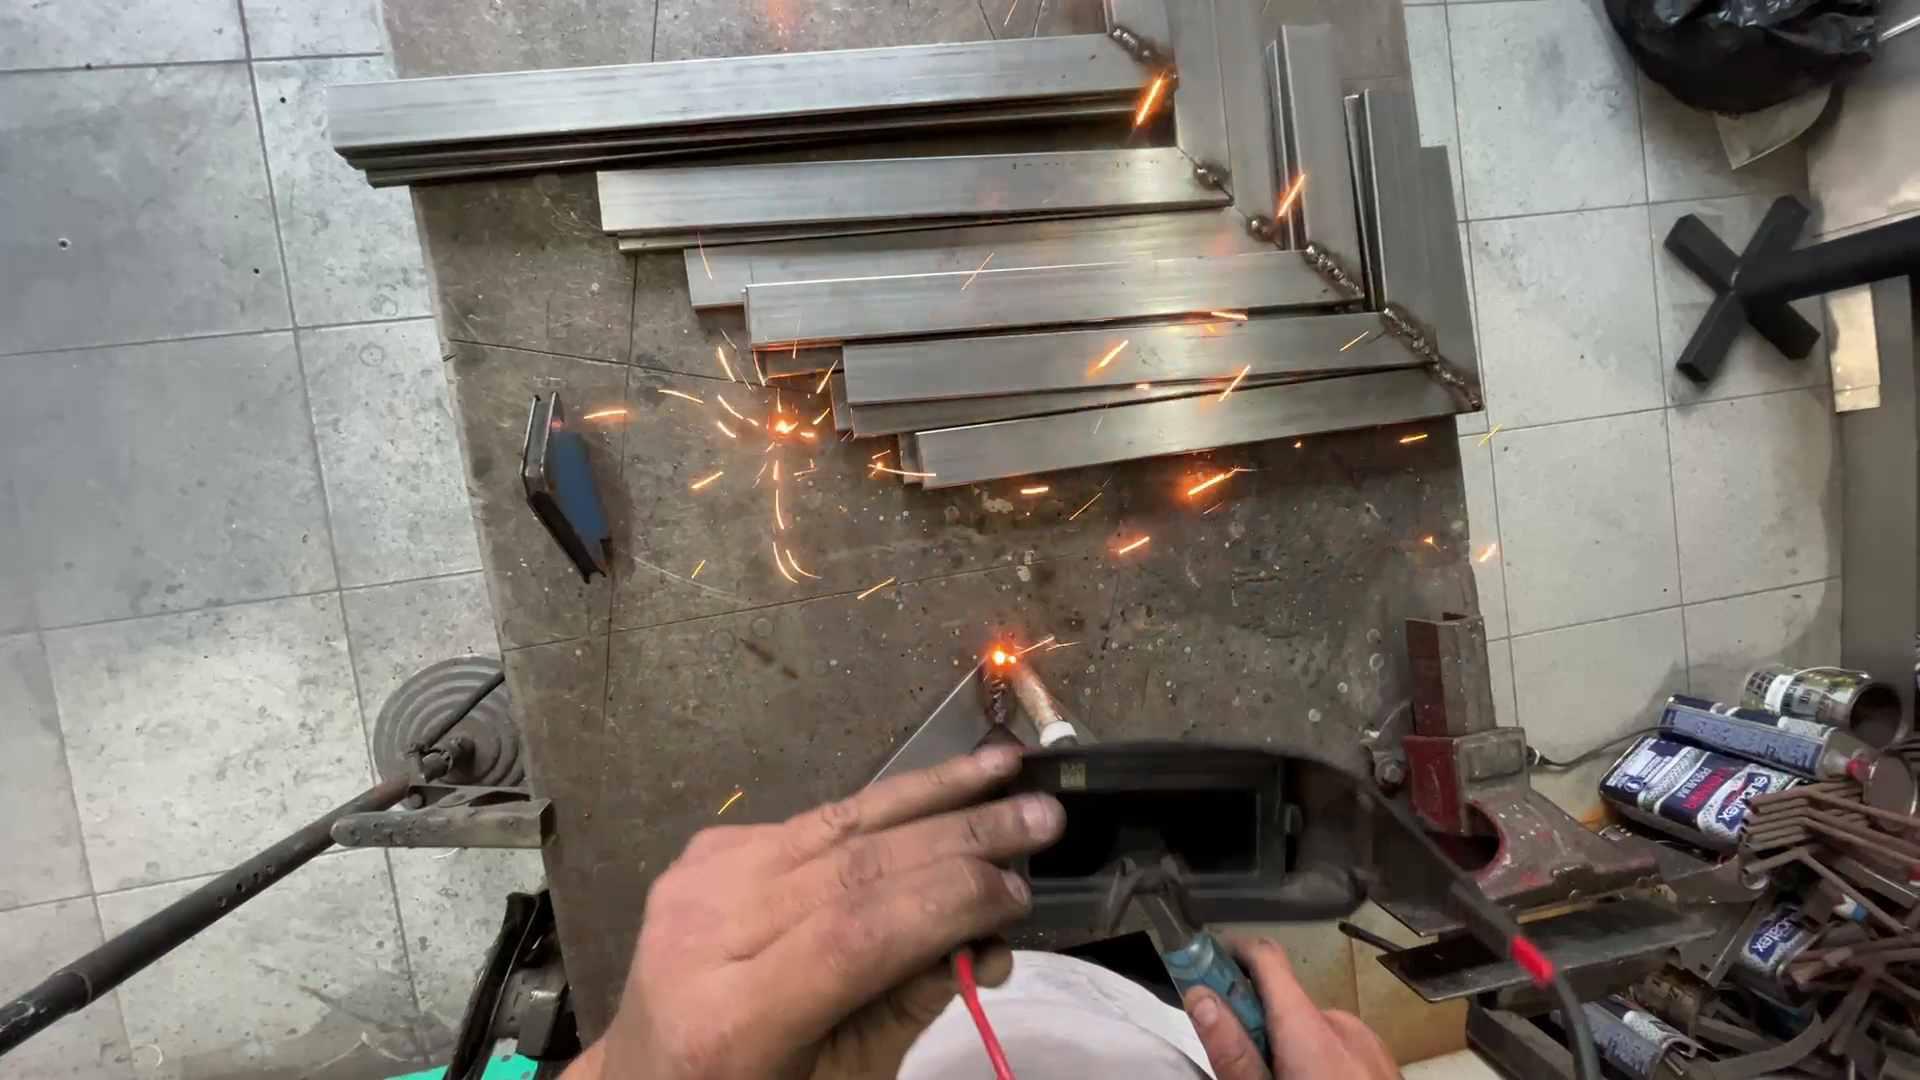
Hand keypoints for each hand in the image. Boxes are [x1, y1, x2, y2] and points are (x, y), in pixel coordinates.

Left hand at [579, 746, 1064, 1079]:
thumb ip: (910, 1004)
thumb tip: (990, 934)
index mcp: (728, 1020)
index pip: (857, 934)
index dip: (947, 900)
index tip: (1020, 889)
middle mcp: (705, 930)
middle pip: (853, 863)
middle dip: (960, 832)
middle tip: (1040, 815)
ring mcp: (701, 876)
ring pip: (841, 818)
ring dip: (932, 790)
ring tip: (1001, 766)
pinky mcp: (710, 847)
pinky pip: (819, 820)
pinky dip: (887, 806)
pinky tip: (942, 788)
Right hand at [1183, 936, 1401, 1079]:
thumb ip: (1232, 1053)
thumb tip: (1200, 995)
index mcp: (1311, 1029)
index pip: (1266, 956)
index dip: (1230, 953)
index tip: (1203, 974)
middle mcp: (1344, 1028)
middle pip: (1284, 1002)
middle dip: (1257, 1026)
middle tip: (1245, 1074)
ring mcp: (1374, 1051)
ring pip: (1312, 1031)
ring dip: (1289, 1051)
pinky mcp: (1390, 1073)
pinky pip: (1342, 1054)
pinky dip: (1320, 1068)